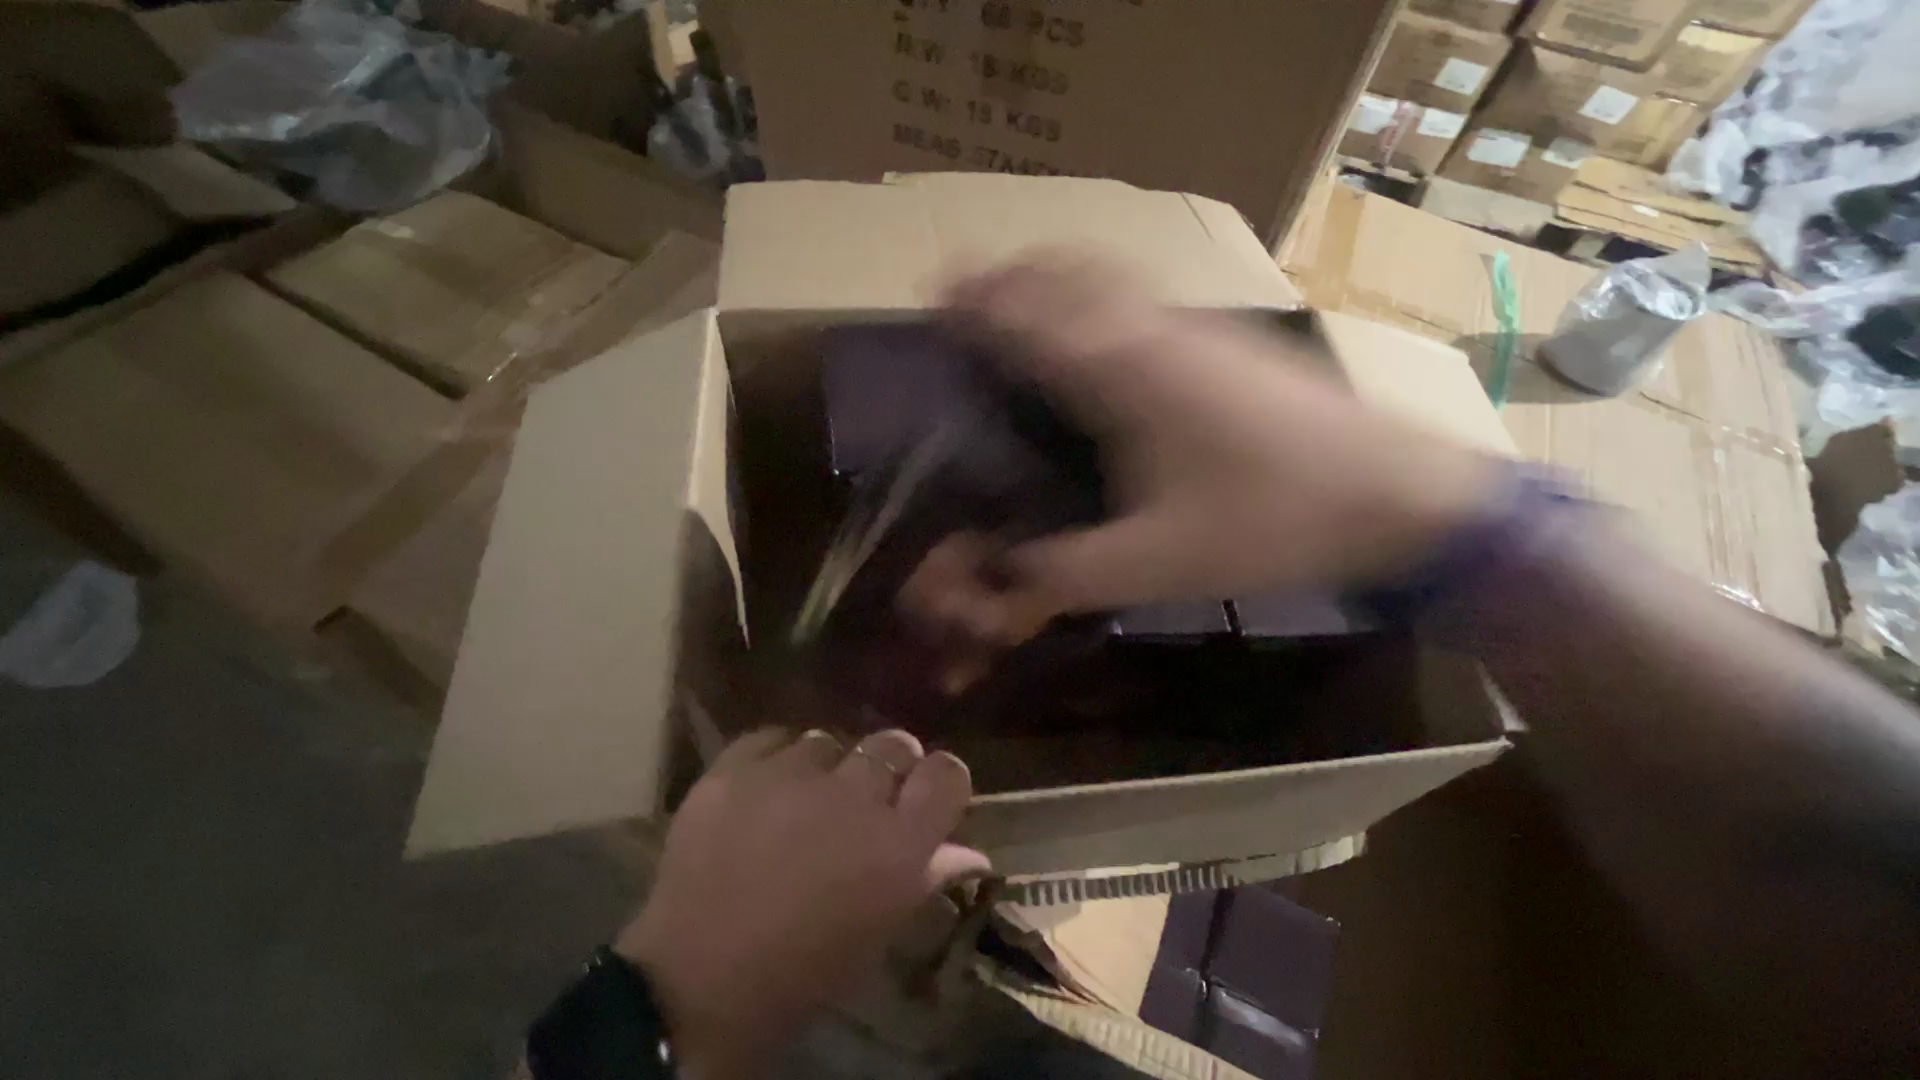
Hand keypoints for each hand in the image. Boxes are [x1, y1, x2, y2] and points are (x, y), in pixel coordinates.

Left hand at [614, 729, 986, 1079]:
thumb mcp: (878, 934)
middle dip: (888, 766)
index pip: (946, 774)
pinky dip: (775, 759)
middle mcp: (851, 796)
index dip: (941, 779)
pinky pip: (770, 739)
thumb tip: (968, 851)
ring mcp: (788, 776)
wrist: (696, 983)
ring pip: (826, 741)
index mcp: (897, 844)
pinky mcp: (733, 771)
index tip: (926, 794)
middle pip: (891, 745)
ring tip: (804, 799)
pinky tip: (766, 788)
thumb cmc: (803, 972)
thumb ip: (925, 878)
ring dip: (826, 767)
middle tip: (866, 796)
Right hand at [940, 257, 1505, 613]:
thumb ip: (1072, 572)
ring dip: (1059, 277)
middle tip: (971, 293)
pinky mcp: (1230, 343)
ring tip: (1024, 301)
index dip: (982, 301)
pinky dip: (1101, 296)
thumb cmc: (1274, 521)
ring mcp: (1199, 331)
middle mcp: (1158, 335)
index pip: (1036, 318)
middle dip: (1014, 273)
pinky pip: (1144, 298)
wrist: (1397, 494)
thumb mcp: (1161, 563)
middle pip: (1072, 272)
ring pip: (1112, 276)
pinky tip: (1105, 339)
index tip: (938, 294)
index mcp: (1128, 376)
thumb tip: (1004, 580)